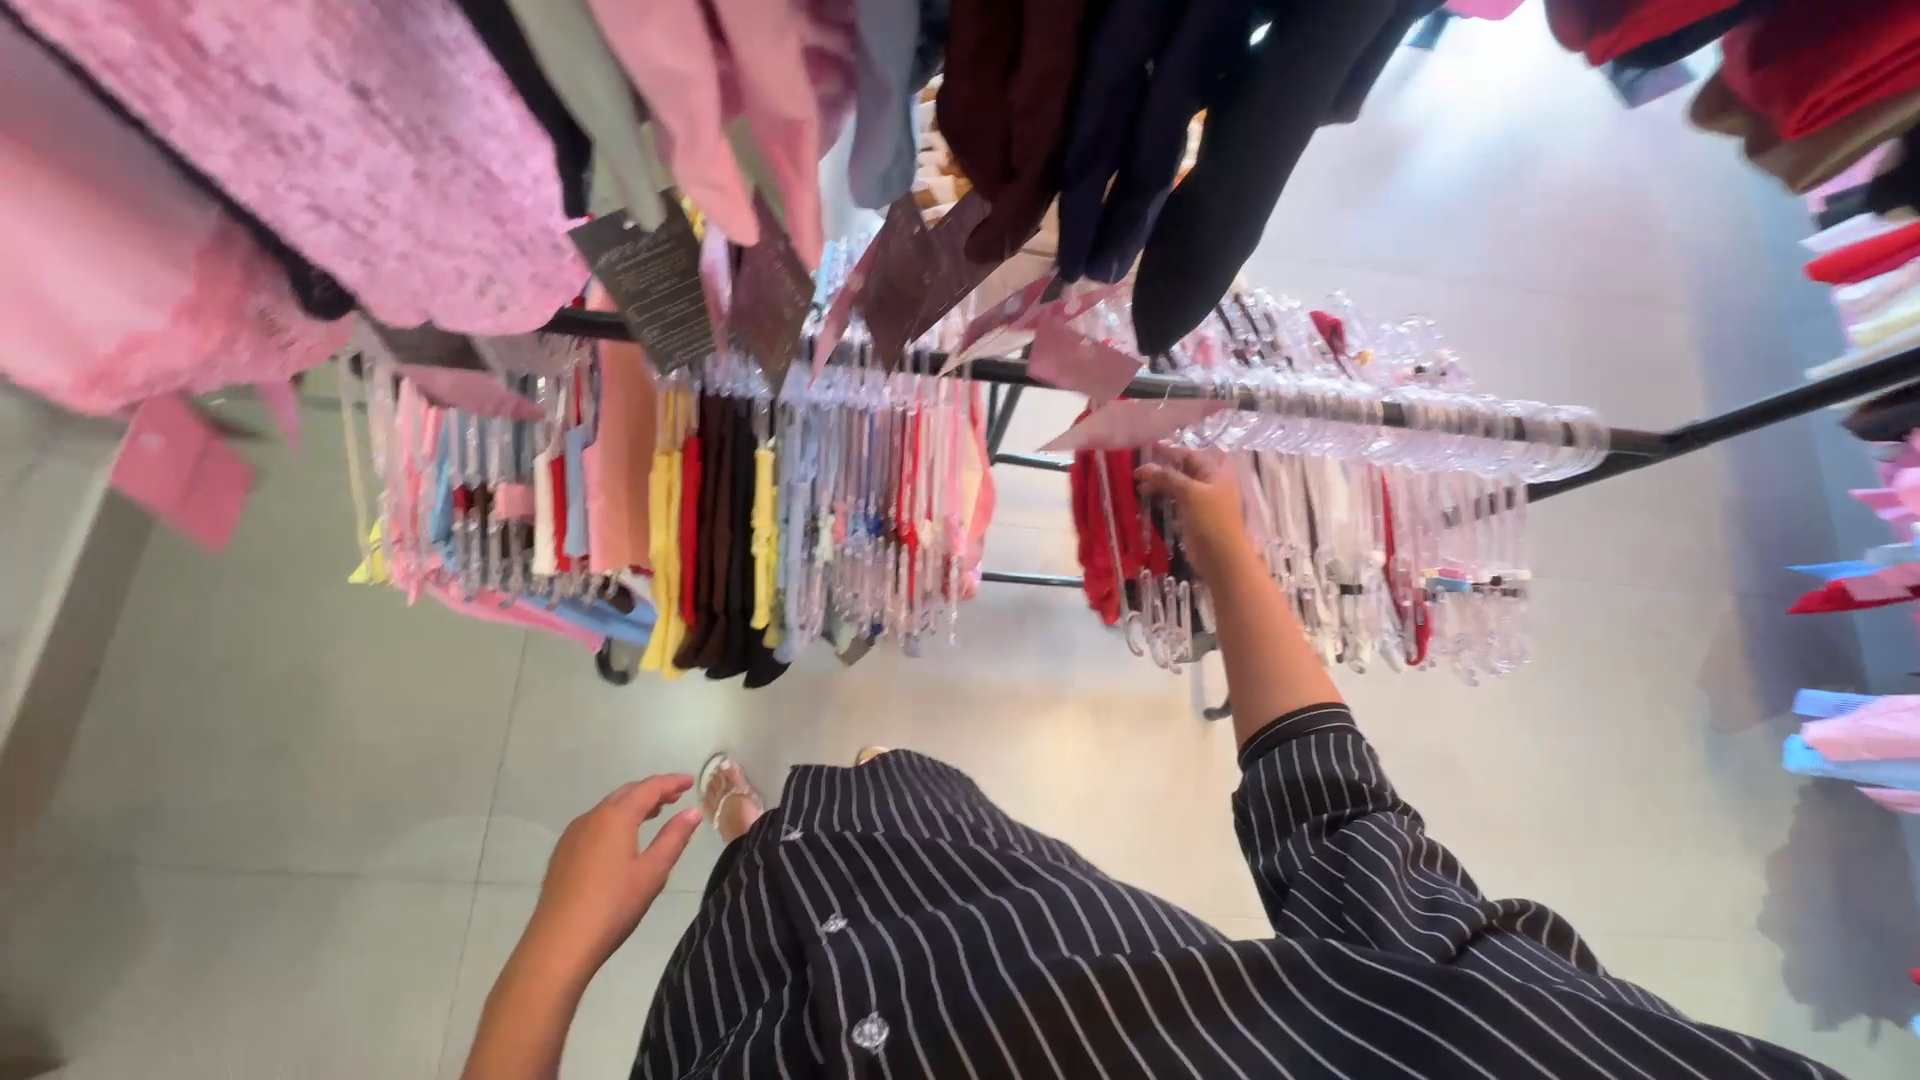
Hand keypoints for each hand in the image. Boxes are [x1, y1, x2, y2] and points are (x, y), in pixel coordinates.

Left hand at [520, 775, 703, 979]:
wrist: (558, 945)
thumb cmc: (613, 905)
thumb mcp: (653, 871)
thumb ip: (674, 837)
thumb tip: (693, 811)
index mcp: (615, 817)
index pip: (649, 788)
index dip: (672, 782)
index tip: (691, 781)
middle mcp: (591, 818)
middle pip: (626, 793)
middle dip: (653, 791)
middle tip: (677, 796)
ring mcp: (572, 836)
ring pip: (608, 808)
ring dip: (633, 805)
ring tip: (654, 813)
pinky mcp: (562, 854)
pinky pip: (594, 824)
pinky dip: (615, 820)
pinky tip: (622, 838)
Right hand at [1136, 446, 1254, 583]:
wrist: (1221, 557)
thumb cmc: (1211, 520)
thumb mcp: (1190, 493)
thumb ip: (1167, 477)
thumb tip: (1143, 467)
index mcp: (1215, 473)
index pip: (1190, 455)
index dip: (1169, 451)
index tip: (1146, 449)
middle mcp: (1209, 484)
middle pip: (1183, 470)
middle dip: (1161, 469)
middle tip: (1137, 472)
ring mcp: (1201, 502)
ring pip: (1177, 487)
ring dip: (1159, 485)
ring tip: (1139, 488)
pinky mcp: (1192, 517)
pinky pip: (1175, 502)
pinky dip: (1162, 499)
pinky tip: (1148, 500)